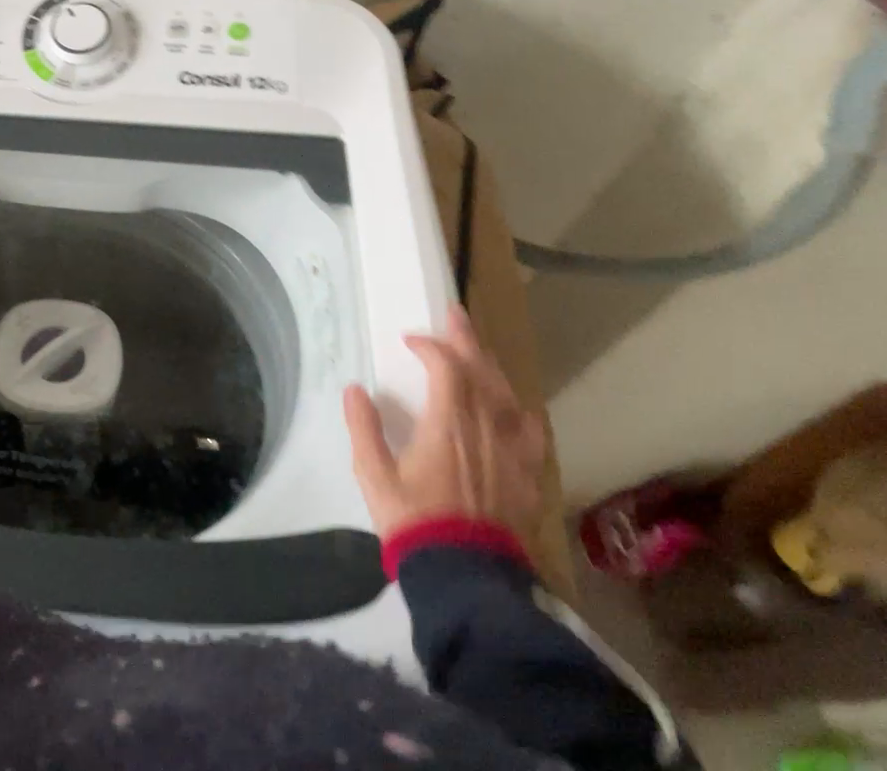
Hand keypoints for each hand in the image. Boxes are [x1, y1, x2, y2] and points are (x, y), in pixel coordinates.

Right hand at [343, 304, 545, 539]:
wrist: (463, 571)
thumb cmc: (412, 520)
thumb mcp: (373, 476)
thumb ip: (364, 429)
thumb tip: (355, 389)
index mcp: (447, 425)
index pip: (445, 370)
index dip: (429, 347)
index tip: (409, 340)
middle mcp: (486, 429)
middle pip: (482, 373)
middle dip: (467, 341)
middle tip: (454, 315)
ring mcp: (513, 451)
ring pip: (508, 396)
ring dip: (492, 367)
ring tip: (479, 351)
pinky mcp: (527, 474)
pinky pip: (531, 432)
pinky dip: (520, 410)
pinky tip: (516, 407)